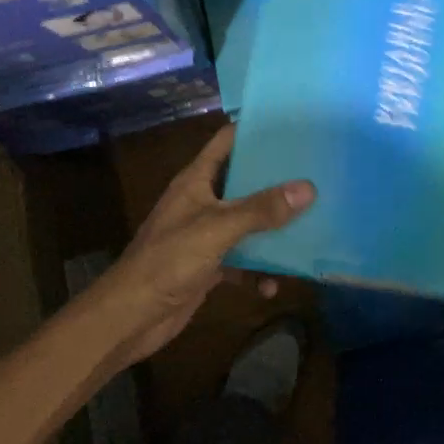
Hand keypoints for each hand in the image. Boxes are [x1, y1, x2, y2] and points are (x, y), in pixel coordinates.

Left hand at [104, 124, 314, 365]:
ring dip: (272, 229)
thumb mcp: (217, 229)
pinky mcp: (209, 266)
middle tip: (315, 172)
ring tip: (308, 227)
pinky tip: (272, 285)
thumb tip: (308, 188)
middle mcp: (202, 201)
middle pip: (244, 181)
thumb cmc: (167, 261)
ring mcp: (205, 234)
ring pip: (247, 222)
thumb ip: (261, 209)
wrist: (129, 318)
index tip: (292, 125)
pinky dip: (258, 271)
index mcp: (196, 180)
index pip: (227, 141)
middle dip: (276, 180)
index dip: (255, 129)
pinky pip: (242, 260)